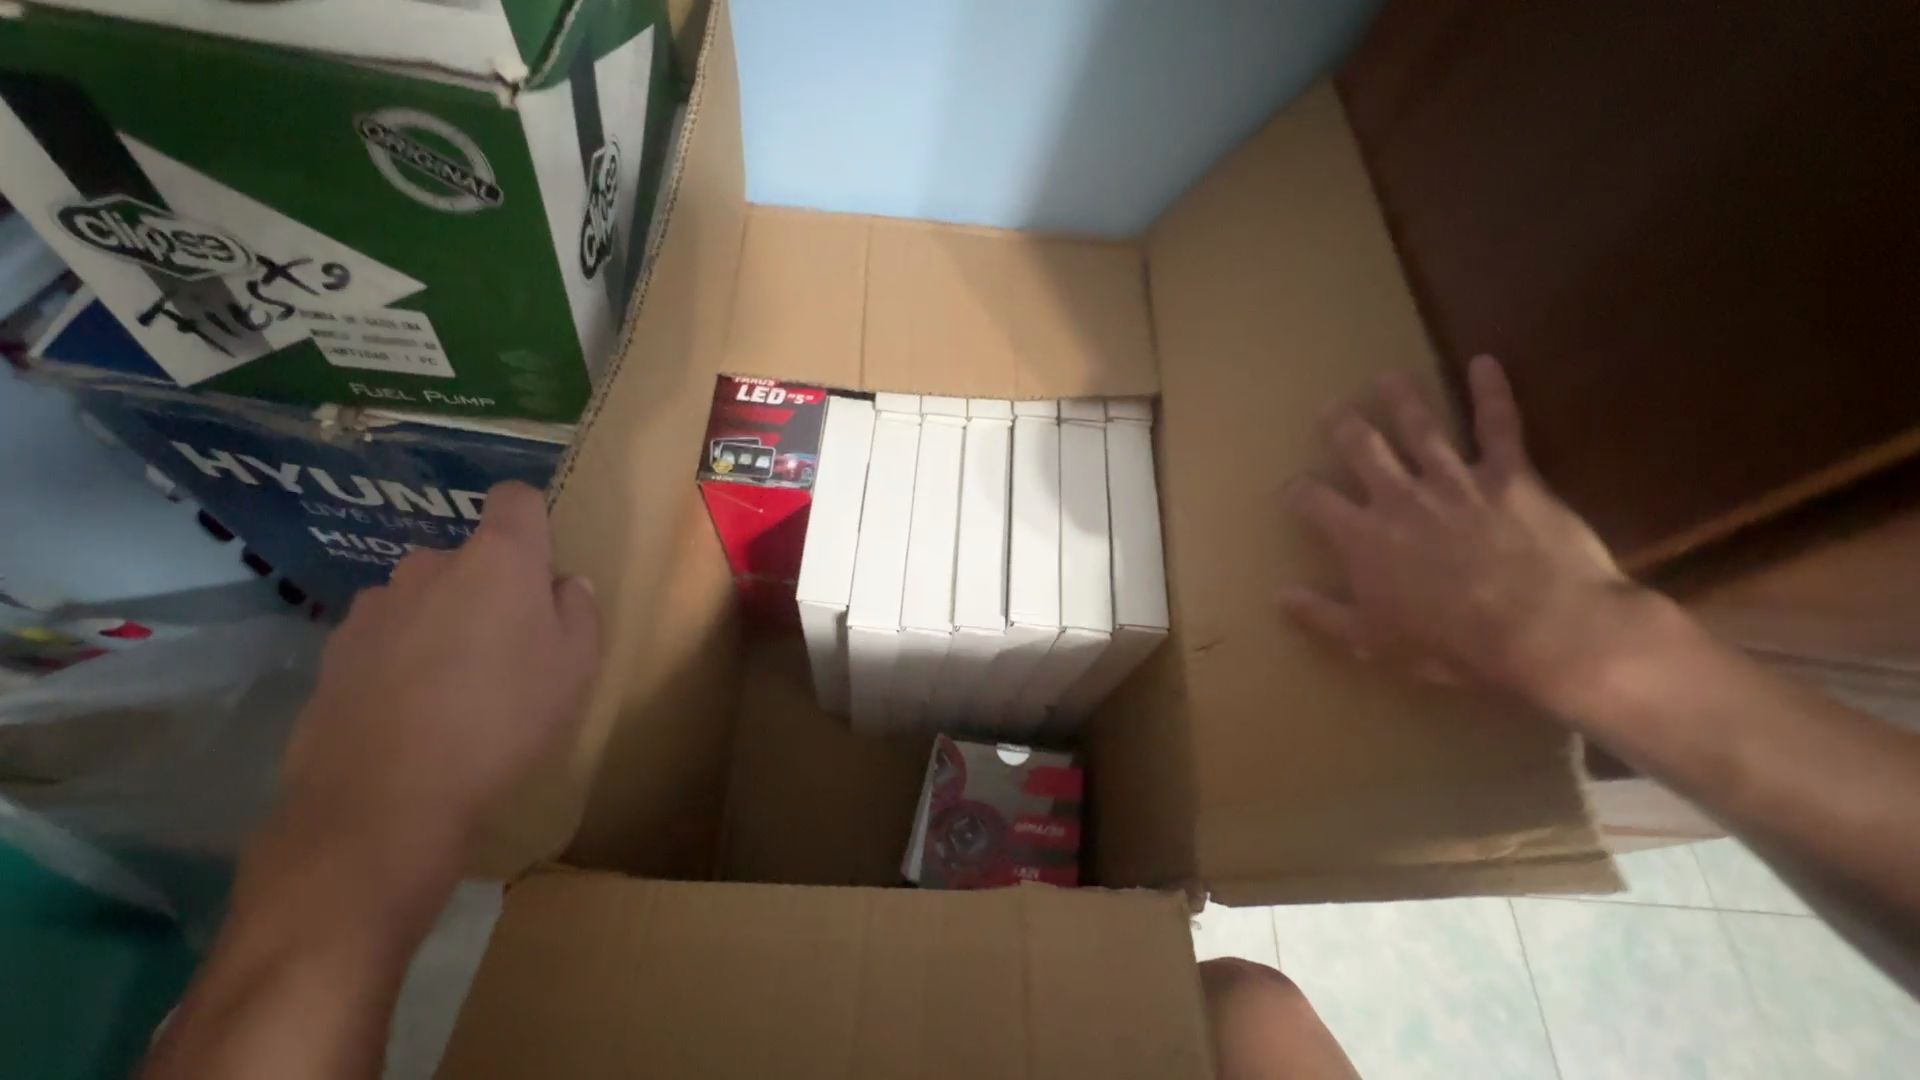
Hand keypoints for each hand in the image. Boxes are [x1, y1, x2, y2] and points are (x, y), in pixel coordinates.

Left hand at [274, 481, 600, 880]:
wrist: (386, 798)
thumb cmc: (504, 719)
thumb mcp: (577, 667)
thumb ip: (578, 611)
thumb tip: (562, 585)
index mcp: (499, 559)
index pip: (516, 498)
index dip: (531, 518)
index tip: (541, 562)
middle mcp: (431, 564)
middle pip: (470, 557)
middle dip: (490, 587)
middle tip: (508, 647)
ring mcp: (375, 605)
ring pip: (425, 597)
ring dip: (443, 621)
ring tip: (454, 686)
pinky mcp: (334, 648)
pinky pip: (386, 635)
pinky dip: (401, 656)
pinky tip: (410, 709)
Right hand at [1283, 355, 1632, 696]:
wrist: (1542, 629)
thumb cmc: (1450, 642)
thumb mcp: (1372, 640)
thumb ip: (1321, 615)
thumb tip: (1278, 595)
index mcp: (1363, 536)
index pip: (1314, 501)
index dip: (1297, 491)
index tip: (1291, 489)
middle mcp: (1400, 497)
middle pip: (1362, 449)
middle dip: (1342, 426)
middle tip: (1332, 408)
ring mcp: (1454, 480)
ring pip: (1420, 427)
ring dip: (1402, 399)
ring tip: (1388, 378)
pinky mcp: (1509, 475)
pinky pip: (1499, 425)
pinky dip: (1492, 391)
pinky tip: (1486, 362)